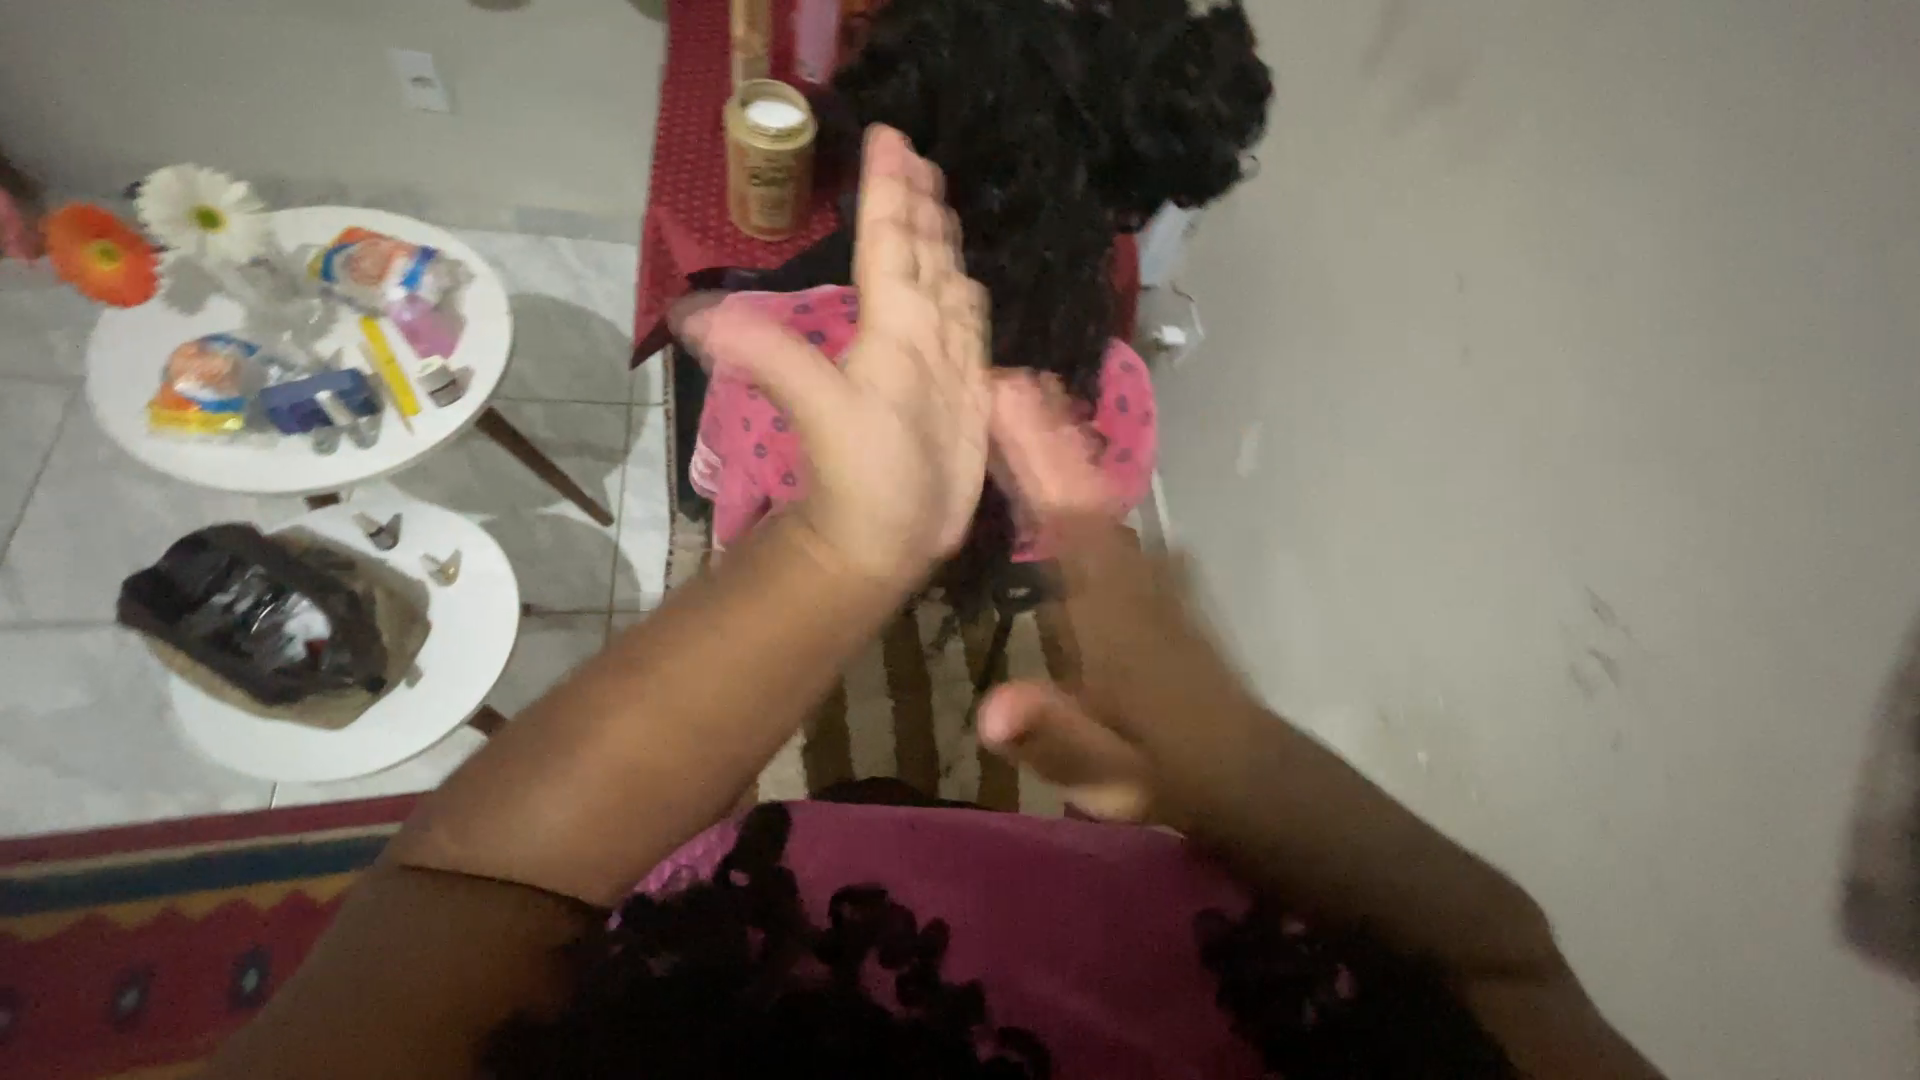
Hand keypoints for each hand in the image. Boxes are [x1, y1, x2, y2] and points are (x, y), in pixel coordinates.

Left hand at [684, 126, 991, 581]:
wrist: (883, 537)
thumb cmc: (858, 475)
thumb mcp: (817, 407)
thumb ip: (769, 354)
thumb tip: (686, 313)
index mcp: (886, 329)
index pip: (886, 248)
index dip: (888, 196)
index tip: (889, 140)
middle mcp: (913, 336)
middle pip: (919, 258)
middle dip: (919, 208)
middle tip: (921, 161)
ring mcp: (942, 365)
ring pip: (947, 287)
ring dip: (944, 245)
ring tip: (943, 203)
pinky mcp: (967, 394)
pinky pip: (974, 334)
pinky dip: (973, 303)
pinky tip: (971, 282)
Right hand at [979, 372, 1255, 823]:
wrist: (1246, 773)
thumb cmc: (1164, 772)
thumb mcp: (1106, 774)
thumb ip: (1055, 739)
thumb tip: (989, 712)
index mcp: (1112, 618)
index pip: (1070, 531)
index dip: (1042, 467)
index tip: (1013, 408)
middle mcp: (1134, 584)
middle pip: (1088, 500)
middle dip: (1052, 441)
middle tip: (1015, 384)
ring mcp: (1154, 581)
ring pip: (1108, 504)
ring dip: (1073, 454)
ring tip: (1035, 405)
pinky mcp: (1163, 586)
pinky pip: (1120, 523)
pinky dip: (1095, 487)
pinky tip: (1080, 469)